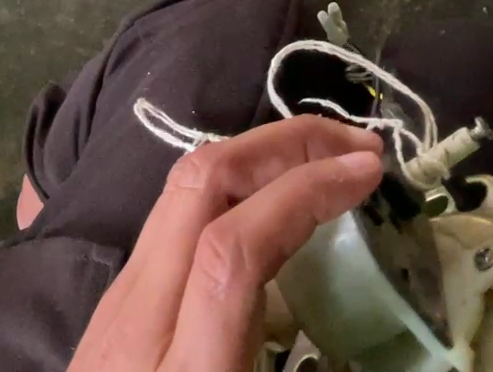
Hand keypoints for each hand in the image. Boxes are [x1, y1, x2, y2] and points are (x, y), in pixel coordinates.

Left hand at [67, 116, 383, 370]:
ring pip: (180, 187)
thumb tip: (375, 343)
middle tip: (354, 143)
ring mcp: (118, 300)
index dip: (303, 195)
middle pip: (197, 185)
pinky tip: (270, 198)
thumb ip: (304, 365)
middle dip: (282, 143)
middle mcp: (137, 319)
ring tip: (321, 155)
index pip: (231, 250)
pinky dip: (233, 184)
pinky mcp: (116, 299)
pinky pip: (174, 214)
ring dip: (257, 153)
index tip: (369, 173)